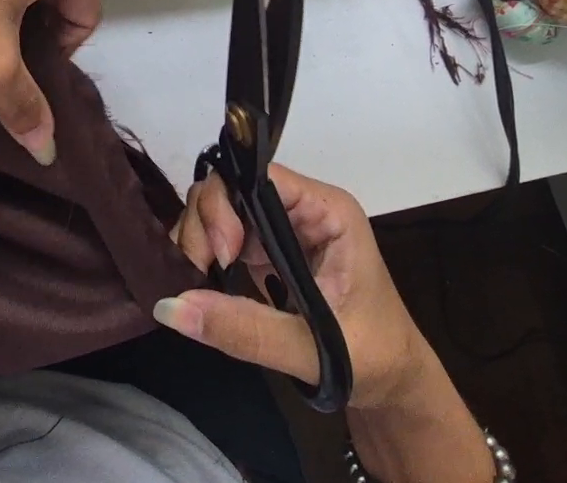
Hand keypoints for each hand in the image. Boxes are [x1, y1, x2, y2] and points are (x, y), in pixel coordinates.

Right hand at [154, 164, 430, 409]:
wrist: (395, 389)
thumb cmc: (374, 361)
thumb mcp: (314, 350)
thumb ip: (246, 329)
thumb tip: (171, 307)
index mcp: (327, 212)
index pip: (259, 177)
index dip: (227, 206)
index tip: (221, 257)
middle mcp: (301, 207)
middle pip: (230, 188)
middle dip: (205, 226)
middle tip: (200, 275)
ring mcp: (280, 226)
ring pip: (218, 208)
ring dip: (198, 241)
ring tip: (199, 284)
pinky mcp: (265, 248)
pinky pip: (219, 233)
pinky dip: (202, 254)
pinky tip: (202, 283)